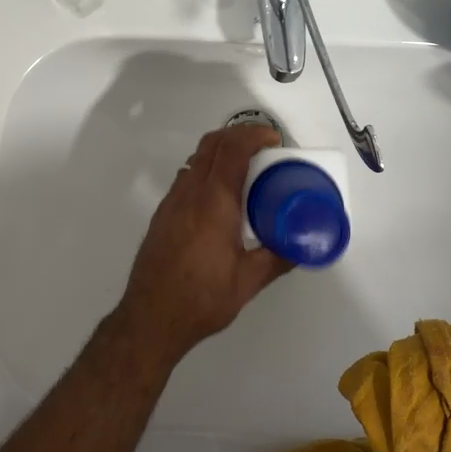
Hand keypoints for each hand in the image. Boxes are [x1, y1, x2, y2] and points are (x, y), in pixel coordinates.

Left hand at [112, 124, 293, 365]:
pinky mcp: (163, 213)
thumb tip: (300, 245)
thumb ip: (276, 258)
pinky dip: (206, 170)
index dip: (254, 134)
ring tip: (244, 170)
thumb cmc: (202, 298)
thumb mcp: (248, 281)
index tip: (274, 139)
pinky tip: (219, 198)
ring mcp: (172, 200)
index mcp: (215, 201)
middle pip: (212, 143)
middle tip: (262, 147)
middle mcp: (190, 191)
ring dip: (220, 152)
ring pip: (196, 158)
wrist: (151, 317)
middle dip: (238, 135)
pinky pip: (186, 177)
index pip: (233, 149)